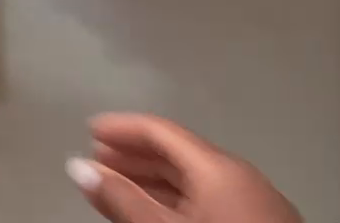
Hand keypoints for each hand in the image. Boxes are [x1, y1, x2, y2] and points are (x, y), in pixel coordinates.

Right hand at [68, 113, 301, 222]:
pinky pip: (214, 199)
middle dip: (134, 154)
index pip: (159, 129)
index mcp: (220, 167)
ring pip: (196, 178)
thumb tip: (76, 166)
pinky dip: (180, 197)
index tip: (87, 131)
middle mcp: (244, 177)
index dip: (119, 126)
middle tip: (99, 161)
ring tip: (121, 188)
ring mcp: (263, 205)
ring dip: (154, 178)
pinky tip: (161, 212)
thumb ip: (119, 196)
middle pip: (178, 152)